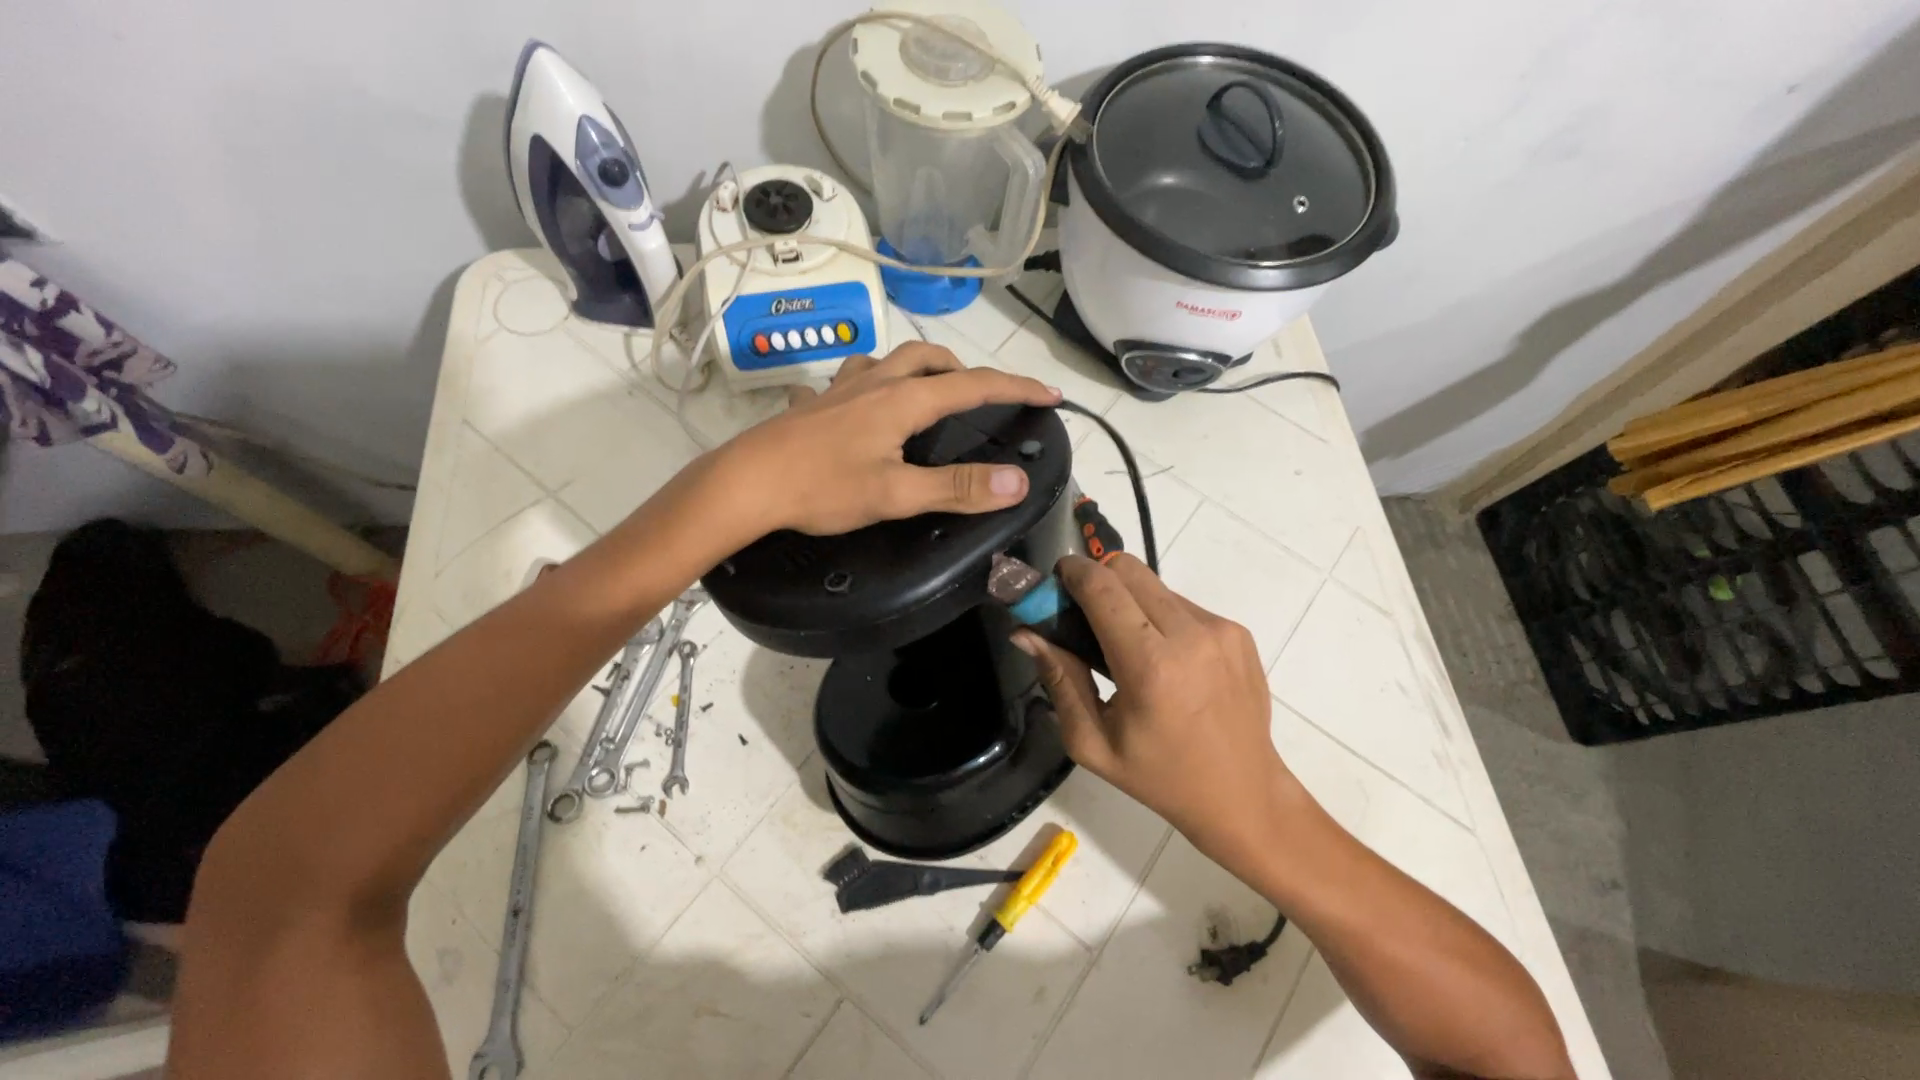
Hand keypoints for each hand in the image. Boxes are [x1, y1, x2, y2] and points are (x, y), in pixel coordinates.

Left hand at [713, 343, 1060, 536]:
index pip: (974, 385)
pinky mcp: (817, 403)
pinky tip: (866, 408)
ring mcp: (841, 388)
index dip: (1016, 387)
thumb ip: (956, 488)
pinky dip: (878, 384)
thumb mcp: (895, 494)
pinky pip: (856, 379)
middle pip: (930, 358)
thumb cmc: (821, 488)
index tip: (1050, 394)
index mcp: (903, 399)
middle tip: (984, 396)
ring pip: (891, 361)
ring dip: (921, 370)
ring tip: (930, 395)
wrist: (746, 482)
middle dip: (965, 371)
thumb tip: (1017, 482)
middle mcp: (875, 382)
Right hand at [1014, 554, 1294, 857]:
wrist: (1243, 794)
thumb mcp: (1092, 743)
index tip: (1055, 582)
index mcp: (1150, 666)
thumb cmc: (1159, 777)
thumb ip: (1060, 680)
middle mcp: (1190, 635)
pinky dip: (1162, 619)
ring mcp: (1220, 630)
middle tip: (1082, 613)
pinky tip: (1165, 662)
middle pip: (1129, 570)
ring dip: (1131, 602)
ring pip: (1157, 586)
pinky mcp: (1238, 632)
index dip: (1072, 573)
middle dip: (1098, 580)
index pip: (1102, 587)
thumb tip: (1025, 633)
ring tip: (1126, 647)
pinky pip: (1184, 605)